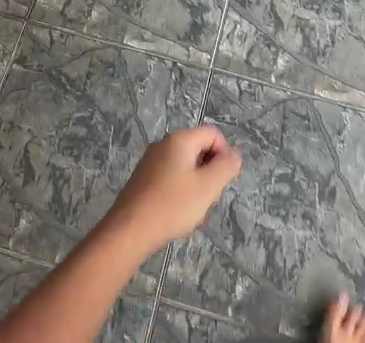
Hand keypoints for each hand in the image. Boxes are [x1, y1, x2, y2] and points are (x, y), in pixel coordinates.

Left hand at [102, 126, 242, 251]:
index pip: (213, 135)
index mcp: (180, 140)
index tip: (219, 182)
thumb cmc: (172, 205)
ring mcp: (151, 161)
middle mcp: (164, 144)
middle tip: (206, 199)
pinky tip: (175, 214)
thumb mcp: (207, 187)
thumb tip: (234, 154)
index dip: (224, 156)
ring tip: (190, 211)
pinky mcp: (143, 178)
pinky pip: (171, 178)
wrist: (129, 230)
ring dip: (196, 186)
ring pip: (186, 167)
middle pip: (199, 150)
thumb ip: (225, 167)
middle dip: (209, 174)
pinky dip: (179, 193)